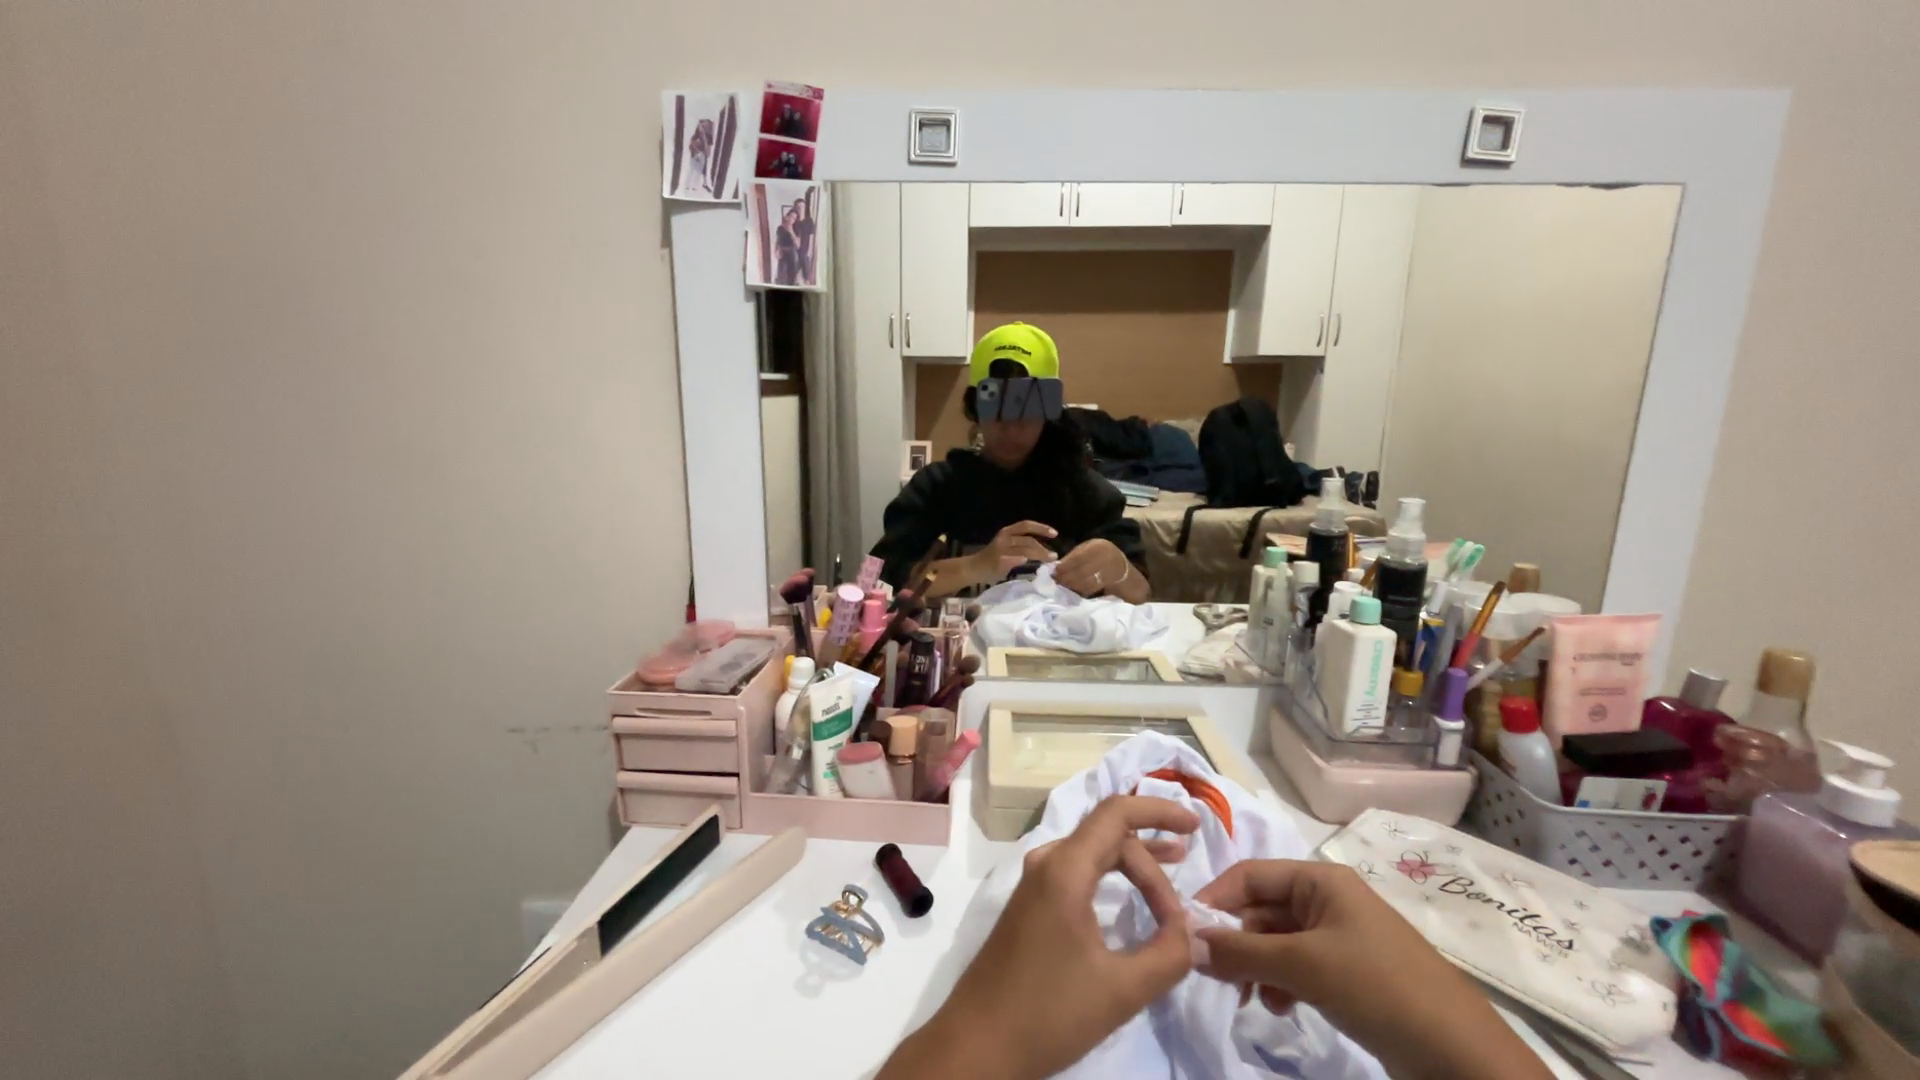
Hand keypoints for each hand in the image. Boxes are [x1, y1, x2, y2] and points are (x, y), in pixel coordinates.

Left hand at [877, 797, 1199, 1079]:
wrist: (976, 1044)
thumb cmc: (1048, 1012)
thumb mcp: (1122, 989)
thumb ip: (1169, 954)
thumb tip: (1196, 931)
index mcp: (1065, 869)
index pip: (1116, 813)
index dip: (1158, 811)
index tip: (1196, 827)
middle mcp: (1046, 864)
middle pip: (1108, 836)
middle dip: (1152, 860)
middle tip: (1181, 909)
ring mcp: (1034, 884)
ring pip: (1091, 853)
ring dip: (1133, 862)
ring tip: (1173, 869)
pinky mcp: (1030, 906)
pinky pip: (1077, 872)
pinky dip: (1111, 877)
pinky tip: (1130, 900)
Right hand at [971, 520, 1057, 581]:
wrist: (972, 569)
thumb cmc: (991, 560)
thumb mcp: (1007, 547)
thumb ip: (1021, 547)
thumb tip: (1042, 551)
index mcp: (1006, 532)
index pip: (1026, 525)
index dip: (1041, 528)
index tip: (1055, 534)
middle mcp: (1004, 538)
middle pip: (1028, 540)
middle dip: (1044, 547)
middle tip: (1054, 555)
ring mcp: (1001, 550)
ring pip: (1025, 550)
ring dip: (1040, 555)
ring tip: (1049, 561)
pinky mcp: (999, 561)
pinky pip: (1015, 559)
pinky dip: (1024, 560)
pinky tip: (1032, 564)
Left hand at [1052, 537, 1130, 595]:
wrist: (1121, 566)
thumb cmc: (1099, 554)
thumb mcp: (1088, 548)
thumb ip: (1074, 555)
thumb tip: (1058, 565)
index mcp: (1098, 547)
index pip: (1078, 558)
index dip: (1065, 566)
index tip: (1054, 571)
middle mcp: (1105, 558)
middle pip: (1081, 571)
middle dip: (1066, 577)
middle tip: (1056, 580)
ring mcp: (1109, 572)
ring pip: (1086, 582)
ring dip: (1071, 585)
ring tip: (1062, 584)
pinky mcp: (1108, 583)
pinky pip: (1091, 589)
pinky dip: (1079, 590)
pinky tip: (1072, 589)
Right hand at [1194, 861, 1552, 1079]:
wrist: (1461, 1055)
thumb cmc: (1379, 988)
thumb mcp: (1304, 966)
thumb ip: (1241, 953)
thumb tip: (1186, 942)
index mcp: (1320, 880)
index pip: (1249, 875)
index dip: (1214, 899)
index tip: (1184, 933)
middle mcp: (1327, 900)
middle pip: (1260, 909)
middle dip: (1234, 941)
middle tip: (1213, 976)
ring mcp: (1339, 938)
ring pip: (1275, 941)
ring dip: (1254, 966)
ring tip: (1249, 998)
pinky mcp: (1348, 974)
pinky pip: (1296, 966)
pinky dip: (1279, 983)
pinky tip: (1278, 1007)